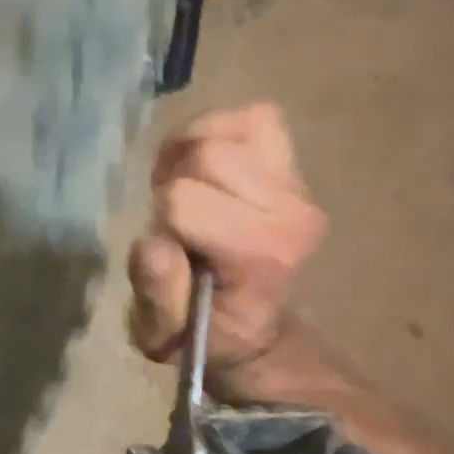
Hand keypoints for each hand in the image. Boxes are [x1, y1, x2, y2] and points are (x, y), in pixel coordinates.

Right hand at [129, 103, 325, 366]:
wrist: (257, 331)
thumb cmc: (204, 333)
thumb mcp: (163, 334)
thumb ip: (157, 293)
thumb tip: (155, 246)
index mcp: (259, 253)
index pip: (184, 200)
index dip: (161, 223)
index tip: (169, 253)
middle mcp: (289, 210)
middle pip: (208, 156)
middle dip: (175, 184)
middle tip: (174, 221)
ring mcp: (297, 183)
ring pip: (227, 131)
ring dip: (192, 156)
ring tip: (187, 192)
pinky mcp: (293, 165)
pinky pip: (254, 119)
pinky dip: (218, 132)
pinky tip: (203, 168)